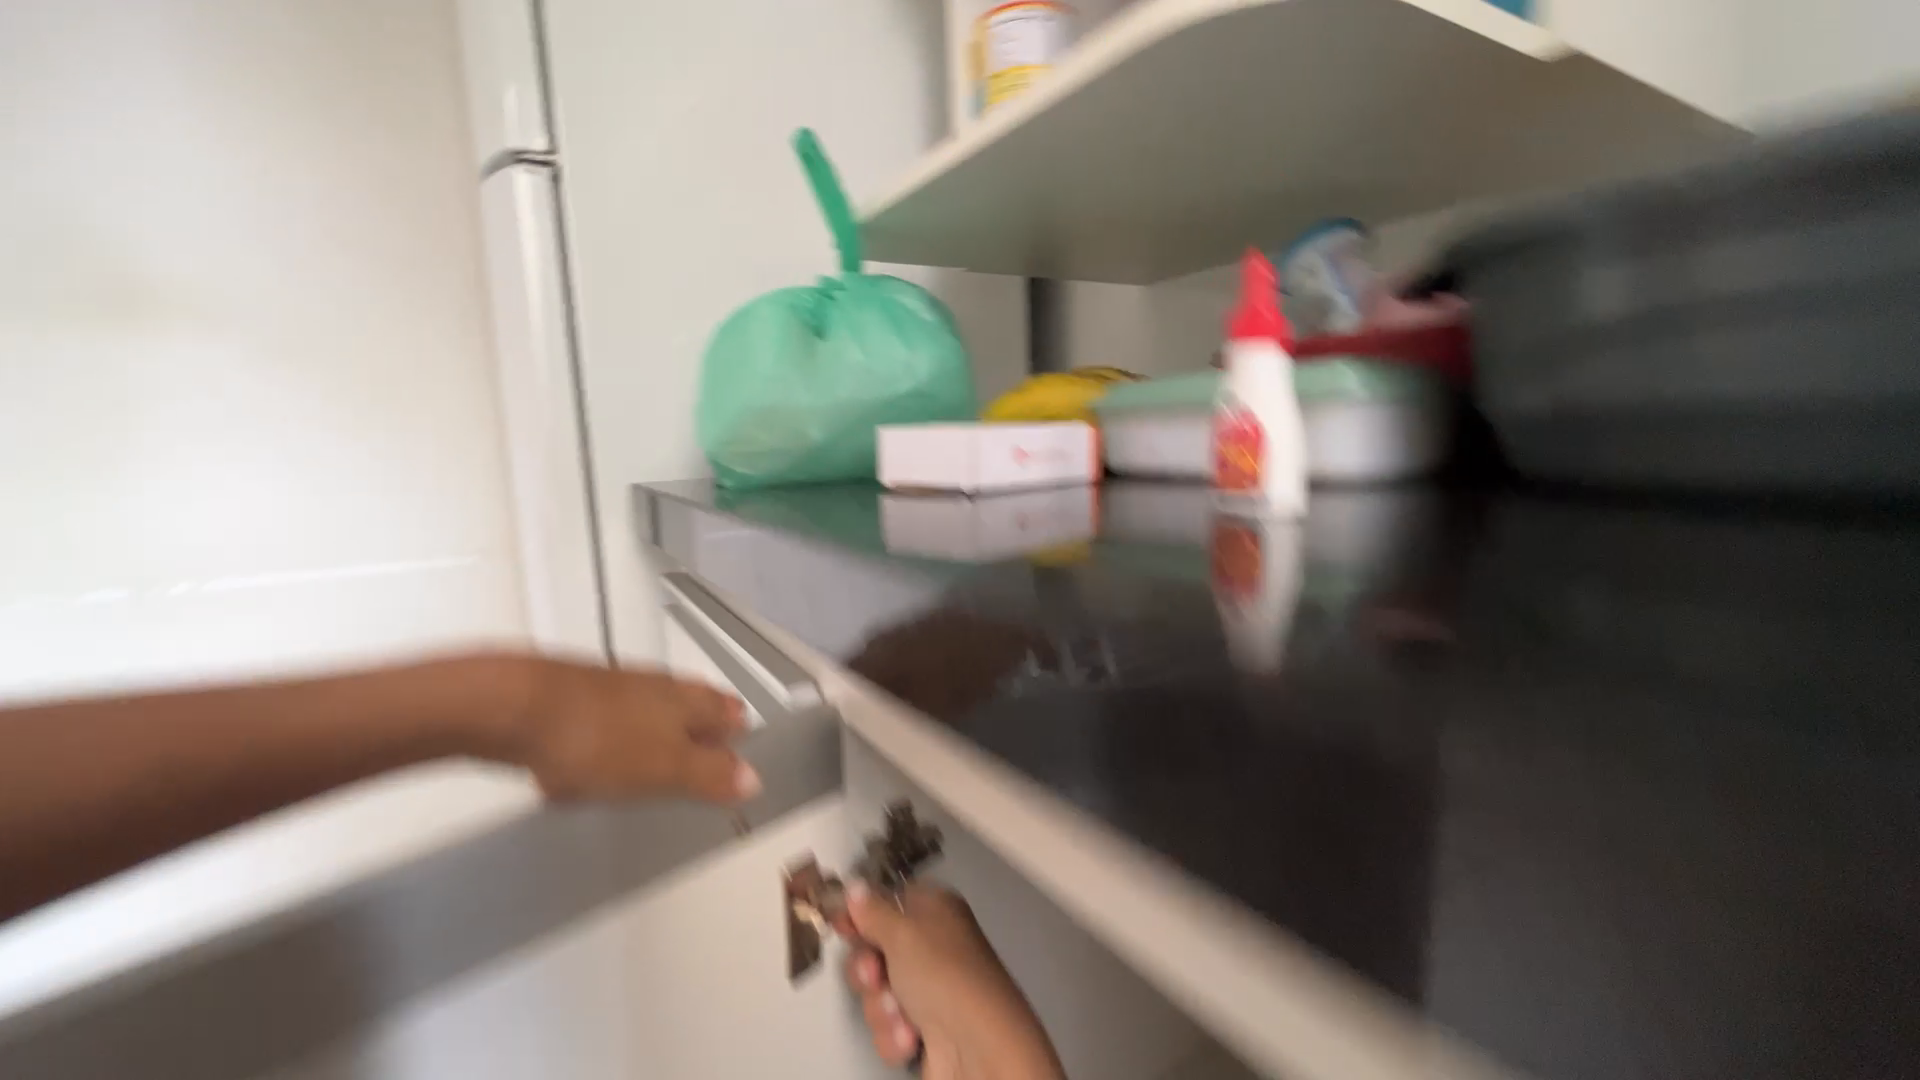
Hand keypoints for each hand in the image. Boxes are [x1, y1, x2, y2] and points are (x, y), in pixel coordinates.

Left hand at [503, 658, 757, 803]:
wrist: (510, 708)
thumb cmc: (598, 739)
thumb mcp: (664, 768)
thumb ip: (709, 775)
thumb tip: (754, 779)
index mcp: (685, 699)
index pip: (727, 710)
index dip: (736, 732)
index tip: (740, 751)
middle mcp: (655, 686)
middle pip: (689, 706)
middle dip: (698, 730)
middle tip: (701, 758)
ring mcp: (611, 689)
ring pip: (647, 712)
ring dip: (653, 736)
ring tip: (649, 768)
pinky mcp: (571, 700)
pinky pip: (603, 725)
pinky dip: (607, 744)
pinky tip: (588, 770)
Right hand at [842, 884, 1064, 1079]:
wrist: (976, 1047)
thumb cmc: (942, 974)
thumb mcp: (903, 932)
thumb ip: (872, 909)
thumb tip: (856, 887)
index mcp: (933, 910)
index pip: (888, 901)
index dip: (862, 913)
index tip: (841, 925)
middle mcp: (931, 945)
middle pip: (875, 949)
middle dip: (869, 970)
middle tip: (877, 977)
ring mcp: (927, 989)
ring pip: (877, 991)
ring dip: (882, 1007)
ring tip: (904, 1016)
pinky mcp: (922, 1028)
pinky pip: (887, 1024)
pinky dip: (893, 1034)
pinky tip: (912, 1039)